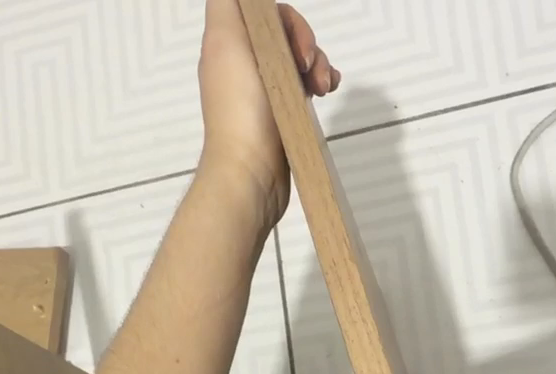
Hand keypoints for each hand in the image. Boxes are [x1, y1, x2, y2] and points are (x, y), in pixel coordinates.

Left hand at [198, 0, 339, 227]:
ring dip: (317, 62)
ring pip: (299, 57)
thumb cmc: (240, 109)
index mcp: (229, 42)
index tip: (288, 34)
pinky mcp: (284, 114)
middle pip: (282, 30)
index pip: (257, 8)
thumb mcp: (226, 39)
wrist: (251, 175)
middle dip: (304, 40)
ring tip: (322, 86)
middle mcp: (245, 63)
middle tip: (308, 66)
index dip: (278, 13)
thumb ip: (229, 3)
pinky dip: (321, 80)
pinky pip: (306, 85)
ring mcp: (266, 90)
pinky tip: (329, 88)